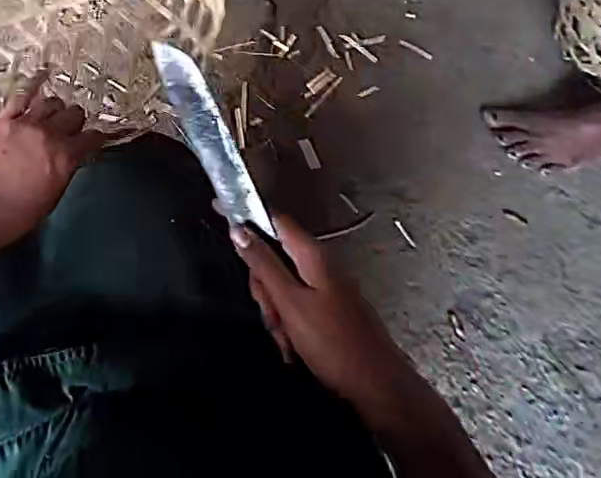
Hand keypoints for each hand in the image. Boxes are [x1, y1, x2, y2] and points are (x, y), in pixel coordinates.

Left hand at [0, 72, 106, 253]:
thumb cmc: (14, 214)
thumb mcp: (52, 196)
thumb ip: (65, 170)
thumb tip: (69, 158)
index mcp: (65, 158)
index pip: (92, 138)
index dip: (95, 138)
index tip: (94, 139)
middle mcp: (49, 136)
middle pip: (74, 114)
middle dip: (75, 121)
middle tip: (71, 128)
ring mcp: (26, 124)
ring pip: (52, 102)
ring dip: (55, 109)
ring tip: (52, 115)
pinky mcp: (4, 120)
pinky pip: (22, 96)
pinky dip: (32, 91)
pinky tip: (37, 87)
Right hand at [229, 214, 416, 409]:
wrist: (380, 391)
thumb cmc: (336, 345)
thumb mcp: (290, 303)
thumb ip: (263, 264)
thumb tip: (239, 229)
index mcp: (312, 255)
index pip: (273, 219)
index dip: (246, 214)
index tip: (220, 209)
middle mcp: (320, 265)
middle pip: (274, 256)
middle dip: (264, 285)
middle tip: (271, 312)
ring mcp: (326, 287)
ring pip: (282, 285)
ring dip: (276, 311)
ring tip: (286, 339)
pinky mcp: (329, 309)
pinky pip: (296, 305)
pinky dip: (289, 323)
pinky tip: (294, 348)